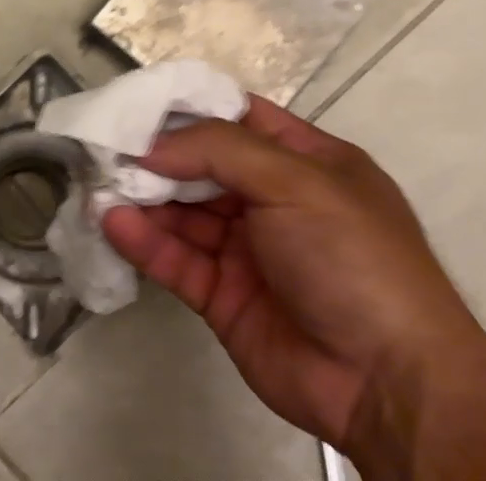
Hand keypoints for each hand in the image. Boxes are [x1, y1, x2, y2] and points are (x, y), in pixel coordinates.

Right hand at [98, 98, 485, 454]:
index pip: (237, 118)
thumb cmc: (357, 263)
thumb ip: (216, 149)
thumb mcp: (299, 184)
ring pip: (176, 211)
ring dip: (137, 197)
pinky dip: (140, 239)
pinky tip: (113, 224)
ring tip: (96, 184)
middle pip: (196, 165)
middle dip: (149, 155)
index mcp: (308, 166)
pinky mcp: (218, 292)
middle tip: (99, 146)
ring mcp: (245, 249)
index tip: (130, 101)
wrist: (389, 383)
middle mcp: (273, 201)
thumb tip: (146, 147)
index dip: (186, 107)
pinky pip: (171, 257)